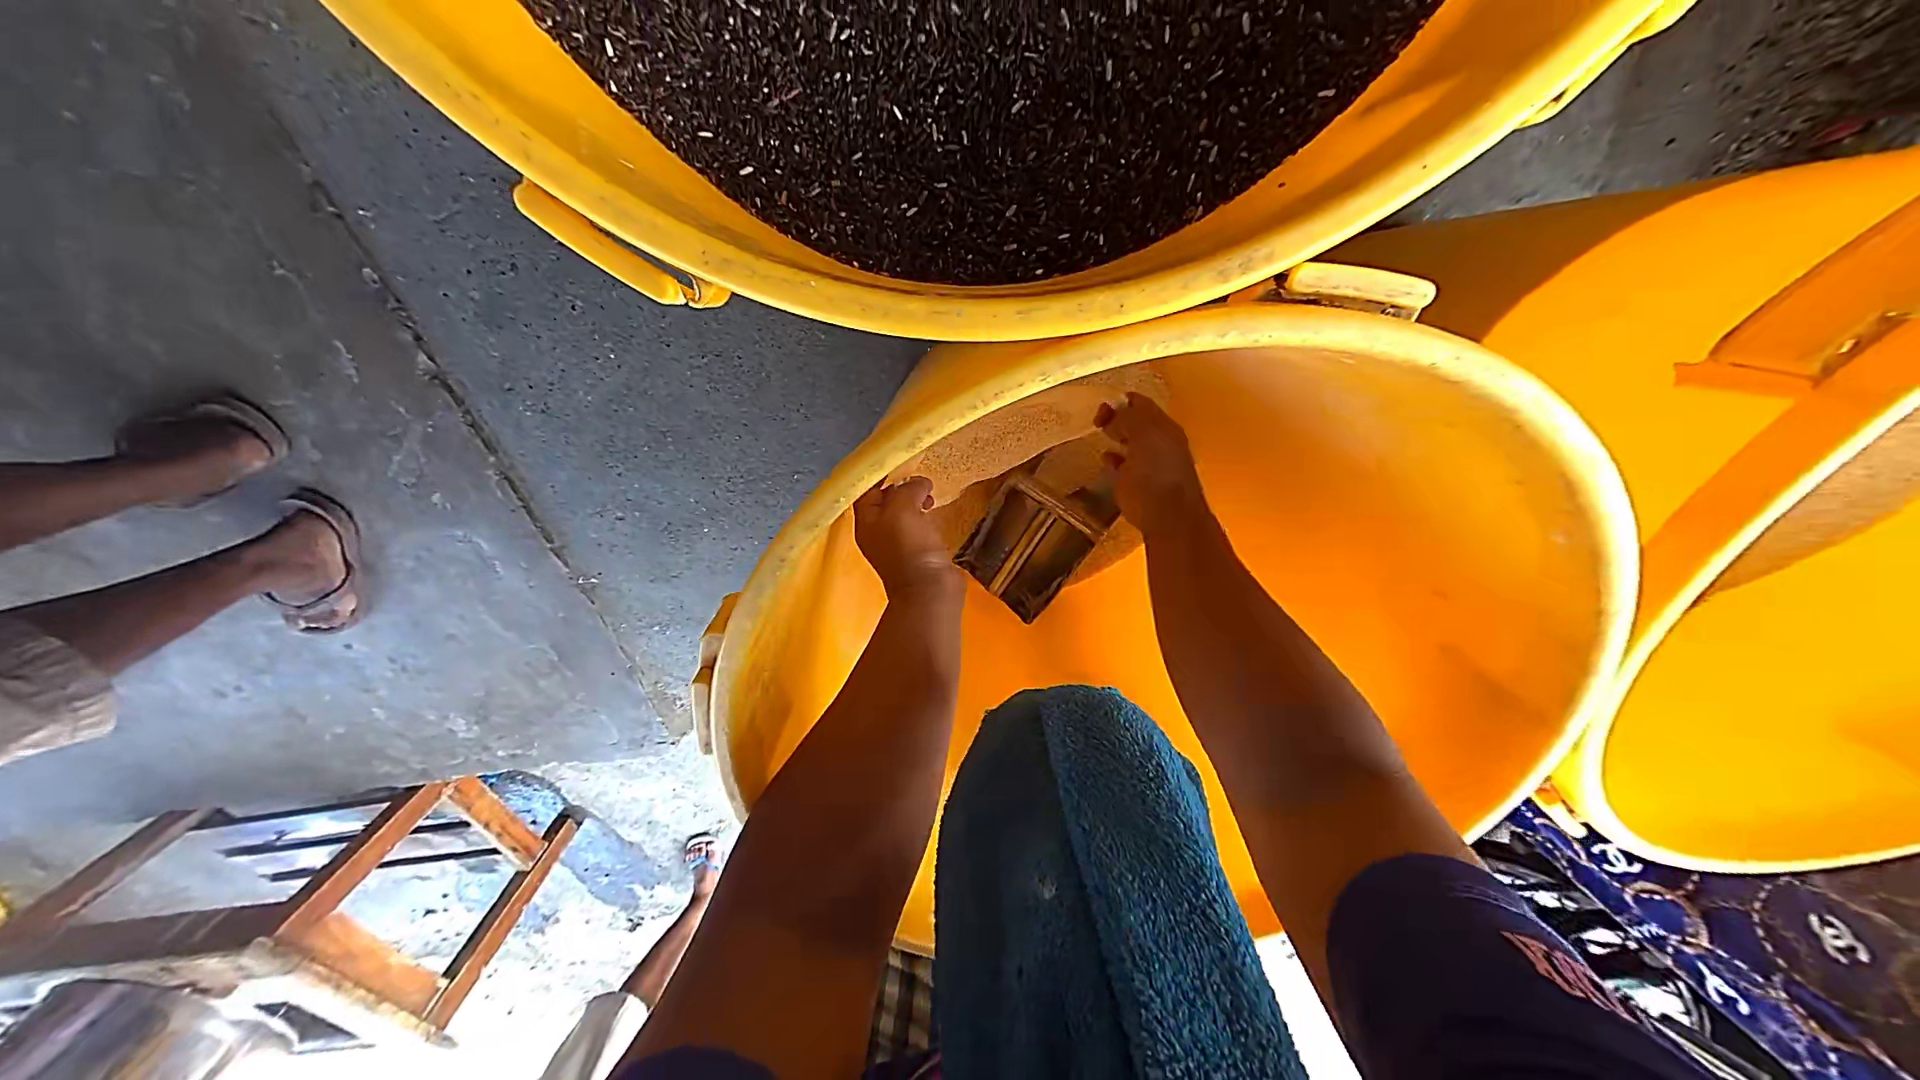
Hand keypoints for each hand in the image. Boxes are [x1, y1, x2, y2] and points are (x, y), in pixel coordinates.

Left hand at [854, 477, 961, 597]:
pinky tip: (934, 512)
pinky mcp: (916, 552)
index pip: (866, 490)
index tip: (899, 460)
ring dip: (914, 500)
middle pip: (884, 500)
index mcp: (866, 523)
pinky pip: (917, 526)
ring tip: (928, 495)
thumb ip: (907, 488)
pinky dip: (924, 515)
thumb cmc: (910, 547)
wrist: (930, 589)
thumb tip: (920, 483)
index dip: (880, 474)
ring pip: (902, 512)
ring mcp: (897, 544)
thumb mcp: (902, 508)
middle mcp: (877, 533)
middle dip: (900, 486)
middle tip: (916, 477)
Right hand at [1096, 393, 1209, 536]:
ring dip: (1117, 438)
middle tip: (1098, 423)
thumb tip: (1114, 417)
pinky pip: (1126, 465)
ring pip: (1132, 443)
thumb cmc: (1155, 475)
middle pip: (1136, 422)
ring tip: (1102, 438)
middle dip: (1117, 419)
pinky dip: (1116, 460)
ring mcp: (1152, 465)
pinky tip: (1108, 462)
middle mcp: (1161, 442)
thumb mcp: (1142, 435)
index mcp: (1164, 427)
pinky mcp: (1141, 485)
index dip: (1120, 402)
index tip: (1101, 411)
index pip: (1140, 403)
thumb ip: (1128, 419)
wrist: (1169, 519)